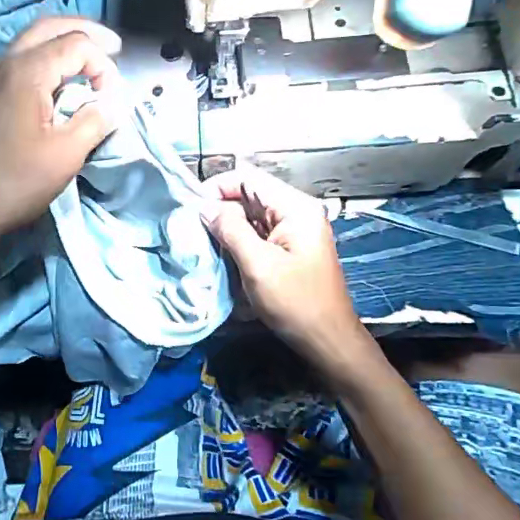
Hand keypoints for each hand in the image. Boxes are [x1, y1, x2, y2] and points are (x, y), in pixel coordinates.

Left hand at [0, 16, 125, 266]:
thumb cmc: (15, 182)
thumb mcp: (67, 154)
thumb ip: (95, 120)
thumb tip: (111, 103)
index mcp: (26, 71)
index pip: (77, 44)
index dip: (103, 65)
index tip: (112, 98)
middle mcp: (4, 63)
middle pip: (49, 28)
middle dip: (85, 33)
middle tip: (112, 48)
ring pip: (30, 41)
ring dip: (62, 44)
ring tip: (89, 63)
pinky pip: (18, 61)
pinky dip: (44, 61)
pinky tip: (58, 84)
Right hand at [202, 166, 370, 366]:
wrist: (328, 341)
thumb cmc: (296, 303)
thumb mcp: (259, 265)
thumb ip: (231, 230)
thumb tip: (205, 208)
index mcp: (296, 208)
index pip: (248, 178)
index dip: (217, 188)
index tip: (191, 209)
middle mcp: (296, 213)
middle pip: (248, 195)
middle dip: (219, 210)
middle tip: (192, 229)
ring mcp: (292, 232)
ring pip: (249, 216)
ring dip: (226, 228)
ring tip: (203, 243)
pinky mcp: (287, 250)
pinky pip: (256, 235)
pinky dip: (237, 242)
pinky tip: (221, 256)